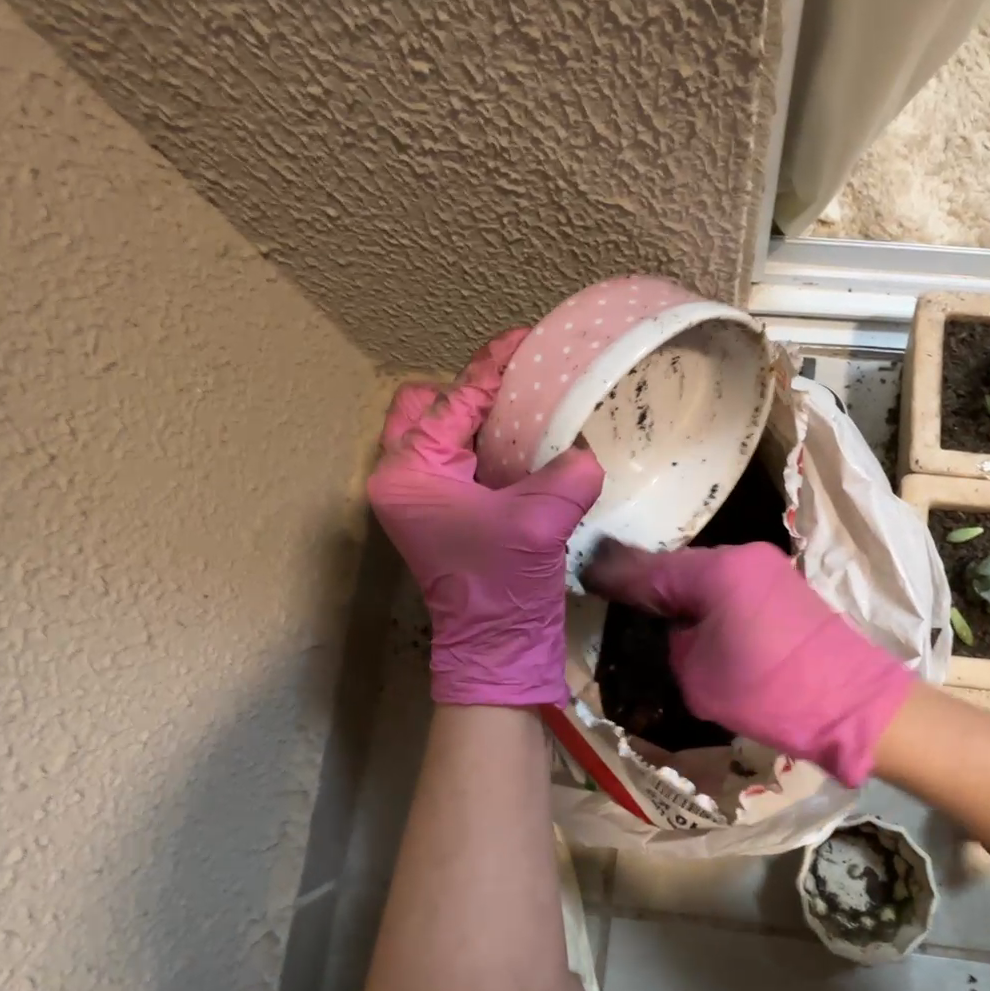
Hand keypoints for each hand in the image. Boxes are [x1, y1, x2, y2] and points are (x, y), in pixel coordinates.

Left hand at [367, 330, 604, 705]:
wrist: (498, 649)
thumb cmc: (502, 586)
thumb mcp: (539, 520)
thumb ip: (566, 473)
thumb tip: (584, 451)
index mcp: (409, 472)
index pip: (453, 401)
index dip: (491, 368)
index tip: (525, 341)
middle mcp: (405, 478)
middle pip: (428, 408)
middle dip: (468, 390)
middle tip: (517, 385)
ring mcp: (424, 497)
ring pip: (444, 433)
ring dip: (480, 417)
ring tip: (527, 406)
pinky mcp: (447, 513)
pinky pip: (463, 459)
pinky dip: (490, 445)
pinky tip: (528, 444)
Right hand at [584, 540, 915, 785]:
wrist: (856, 706)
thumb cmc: (771, 694)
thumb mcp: (700, 677)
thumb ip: (675, 642)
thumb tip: (677, 628)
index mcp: (717, 571)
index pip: (649, 568)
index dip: (613, 573)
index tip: (583, 571)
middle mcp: (742, 557)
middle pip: (678, 565)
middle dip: (645, 580)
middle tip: (609, 590)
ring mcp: (767, 569)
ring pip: (704, 575)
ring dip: (678, 591)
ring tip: (645, 607)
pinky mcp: (783, 587)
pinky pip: (729, 585)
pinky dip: (706, 599)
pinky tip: (690, 616)